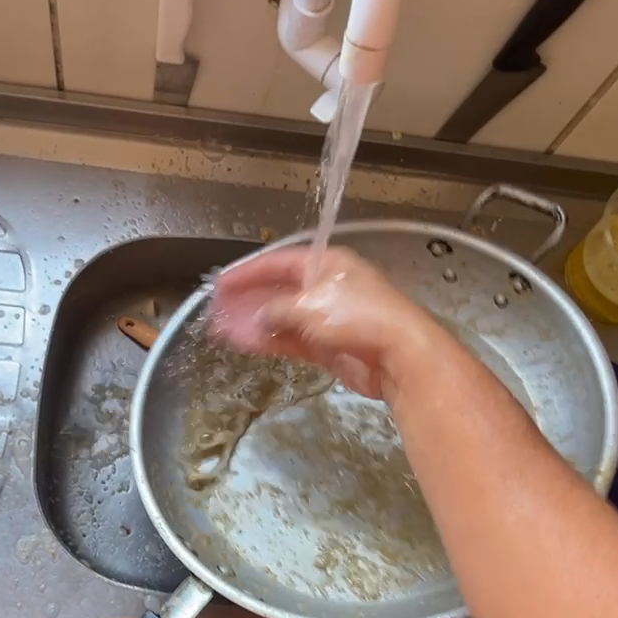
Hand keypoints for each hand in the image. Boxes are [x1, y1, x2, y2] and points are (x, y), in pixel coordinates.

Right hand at [208, 246, 442, 398]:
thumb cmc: (358, 317)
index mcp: (325, 264)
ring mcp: (326, 318)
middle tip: (216, 311)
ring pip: (281, 318)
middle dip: (246, 300)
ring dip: (253, 324)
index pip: (277, 262)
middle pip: (277, 290)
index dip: (247, 272)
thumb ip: (275, 310)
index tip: (219, 285)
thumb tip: (253, 319)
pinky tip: (246, 345)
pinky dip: (269, 342)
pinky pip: (290, 341)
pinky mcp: (327, 347)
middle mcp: (325, 287)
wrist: (400, 355)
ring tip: (223, 332)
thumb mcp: (310, 305)